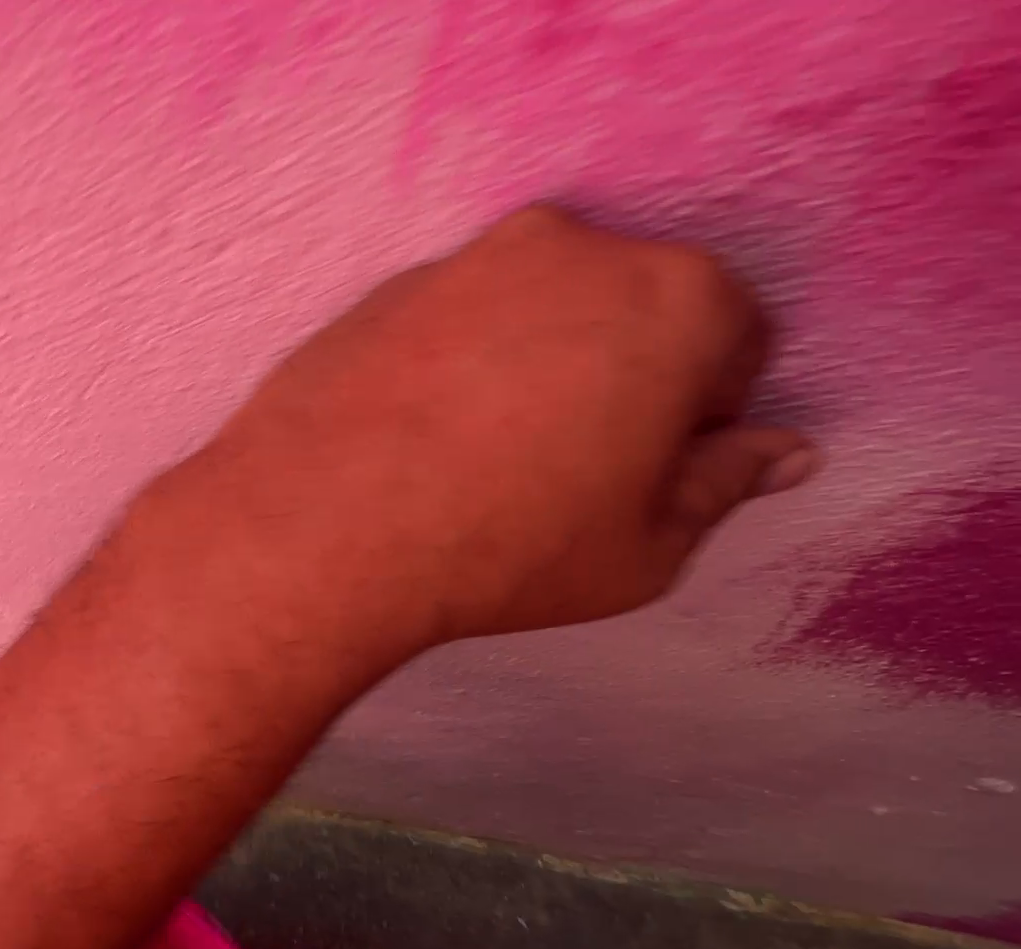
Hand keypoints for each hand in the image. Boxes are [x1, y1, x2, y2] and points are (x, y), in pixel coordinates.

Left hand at [133, 205, 814, 689]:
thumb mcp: (643, 549)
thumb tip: (778, 451)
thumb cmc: (495, 548)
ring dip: (521, 368)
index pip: (729, 341)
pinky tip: (410, 439)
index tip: (640, 469)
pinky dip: (444, 368)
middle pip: (621, 314)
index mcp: (670, 295)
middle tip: (553, 467)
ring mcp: (456, 266)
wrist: (315, 528)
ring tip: (471, 459)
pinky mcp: (376, 295)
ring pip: (525, 315)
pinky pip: (442, 328)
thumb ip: (721, 485)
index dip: (695, 415)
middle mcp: (562, 253)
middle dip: (612, 377)